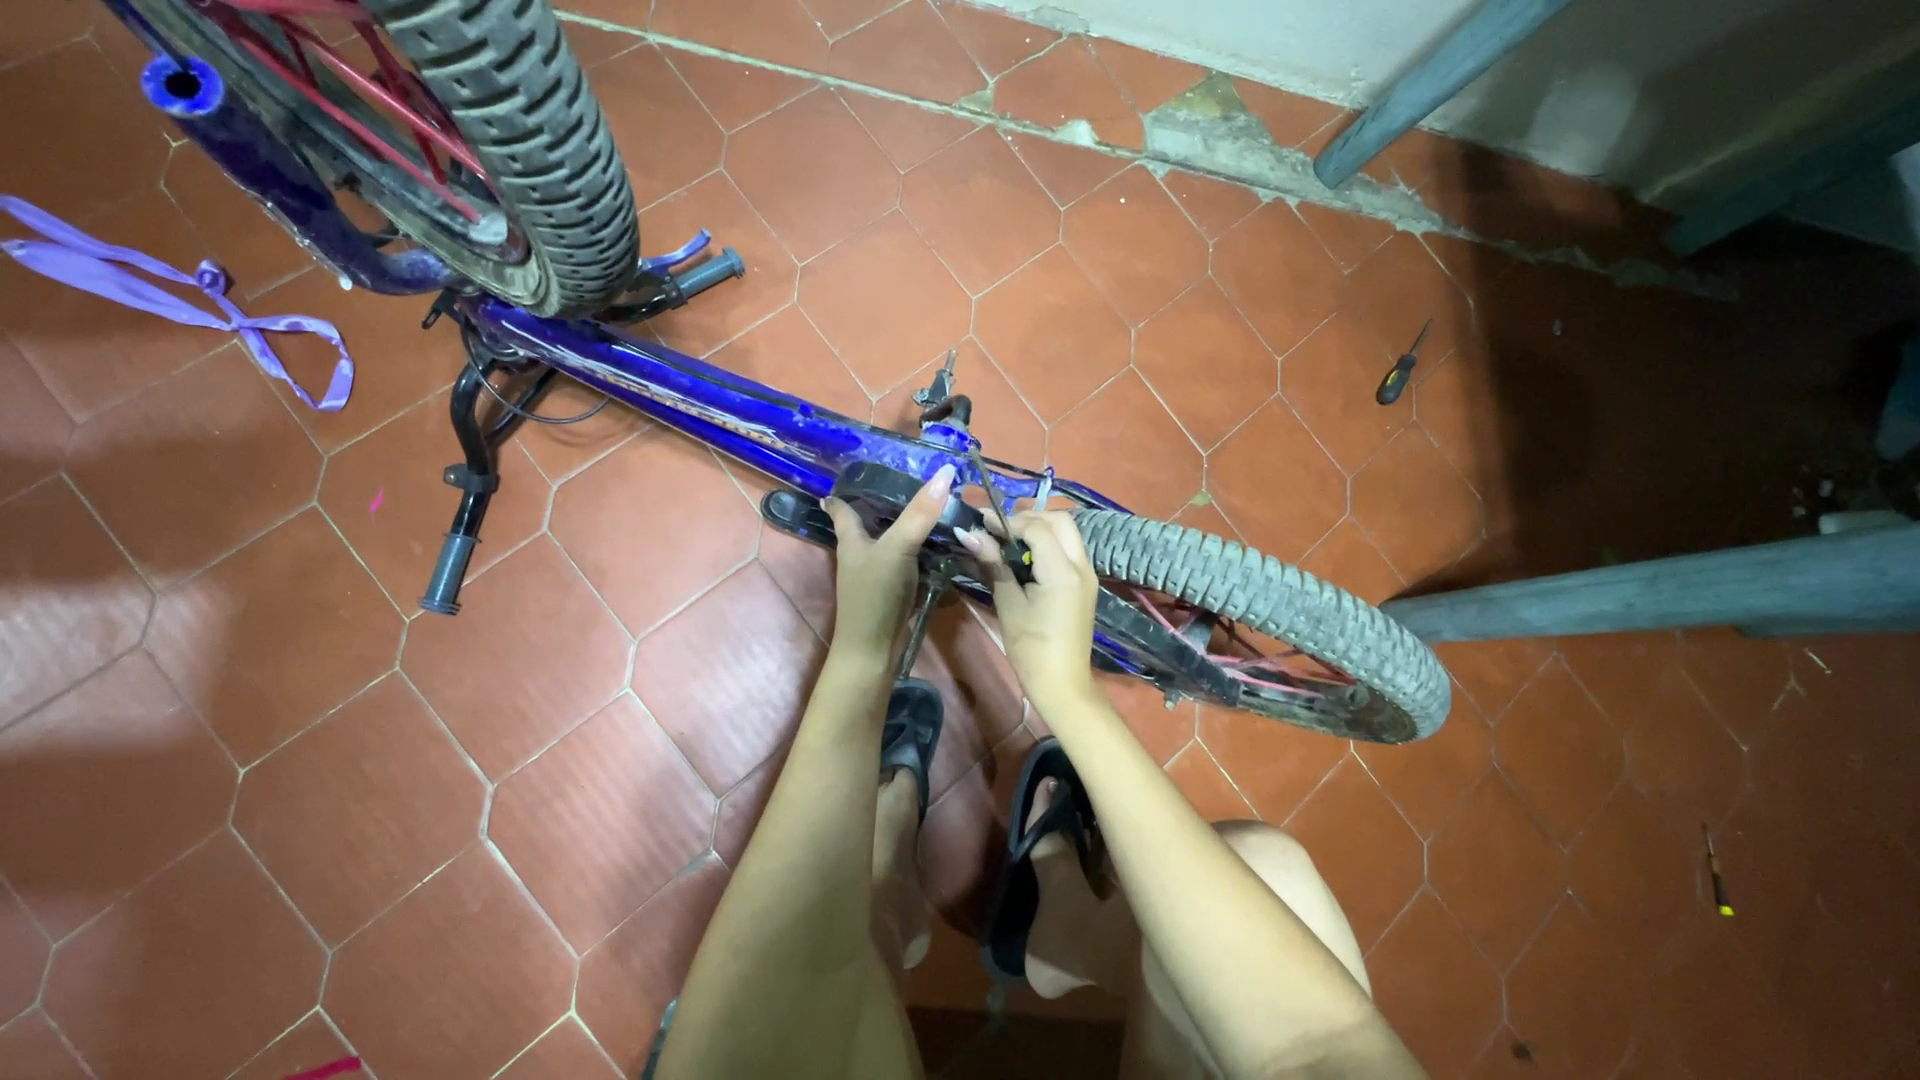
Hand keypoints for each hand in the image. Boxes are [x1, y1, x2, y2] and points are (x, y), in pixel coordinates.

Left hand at [821, 465, 953, 658]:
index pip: (842, 509)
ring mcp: (879, 575)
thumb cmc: (874, 595)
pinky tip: (946, 545)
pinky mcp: (897, 592)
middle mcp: (862, 554)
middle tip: (913, 484)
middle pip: (873, 523)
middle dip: (888, 505)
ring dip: (912, 529)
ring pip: (896, 543)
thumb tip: (946, 472)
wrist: (873, 650)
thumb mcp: (898, 547)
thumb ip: (920, 513)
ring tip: (938, 508)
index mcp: (852, 540)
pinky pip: (912, 564)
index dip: (843, 492)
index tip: (850, 476)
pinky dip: (926, 554)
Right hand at [957, 510, 1099, 711]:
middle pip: (1060, 520)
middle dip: (1029, 517)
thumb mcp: (1009, 604)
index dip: (1007, 520)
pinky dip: (1049, 543)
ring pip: (1068, 532)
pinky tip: (1026, 557)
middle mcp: (1082, 565)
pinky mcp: (1086, 583)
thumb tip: (970, 534)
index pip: (1037, 528)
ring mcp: (1088, 574)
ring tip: (1009, 540)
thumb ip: (994, 564)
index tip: (981, 522)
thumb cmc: (1031, 649)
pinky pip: (1070, 549)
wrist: (1062, 683)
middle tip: (999, 528)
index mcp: (1062, 571)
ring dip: (1040, 528)